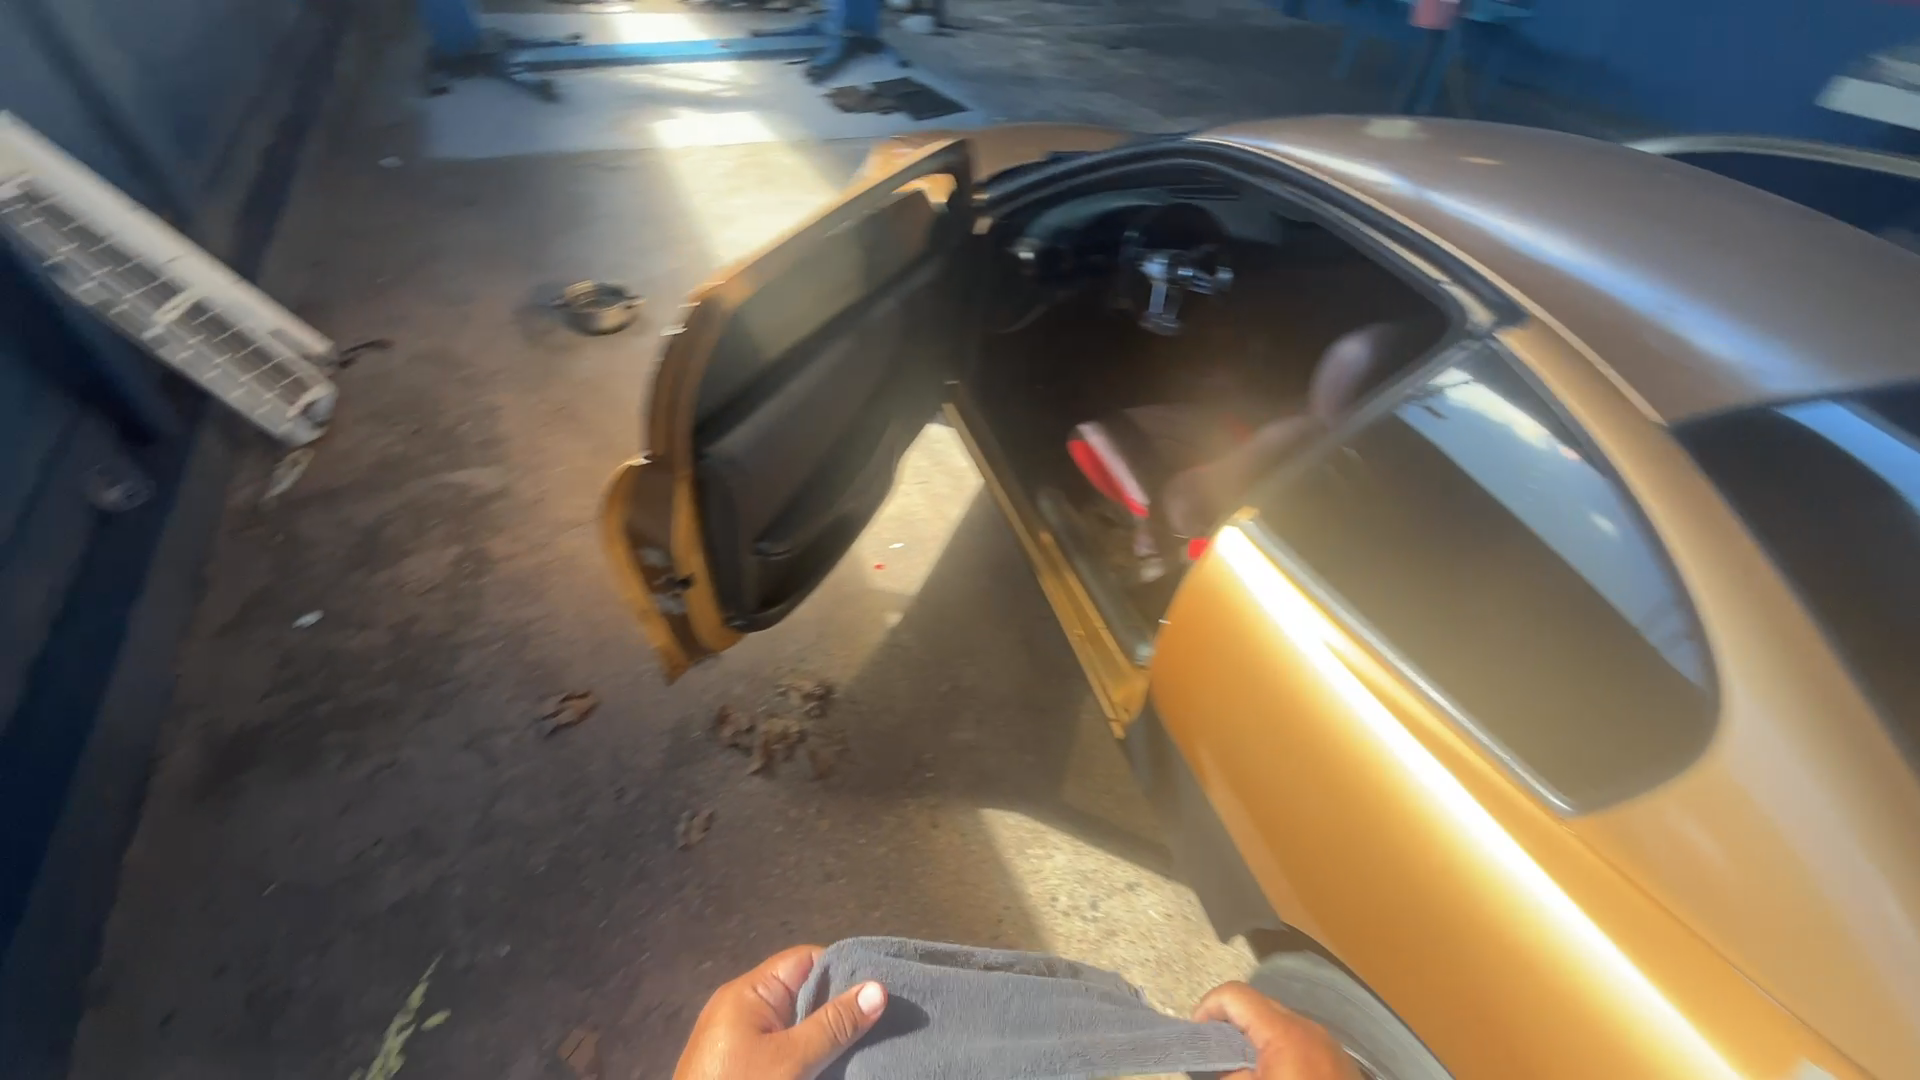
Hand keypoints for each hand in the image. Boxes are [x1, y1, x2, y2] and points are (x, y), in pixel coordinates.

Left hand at [673, 945, 887, 1079]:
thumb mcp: (790, 1062)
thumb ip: (834, 1025)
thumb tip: (879, 987)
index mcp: (749, 992)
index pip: (807, 961)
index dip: (844, 971)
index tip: (879, 991)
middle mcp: (744, 1008)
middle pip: (804, 993)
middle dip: (840, 1008)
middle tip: (882, 1022)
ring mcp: (741, 1042)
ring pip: (797, 1026)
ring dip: (827, 1037)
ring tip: (870, 1045)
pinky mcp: (742, 1070)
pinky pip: (784, 1050)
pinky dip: (809, 1057)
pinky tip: (837, 1069)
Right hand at [1194, 981, 1362, 1079]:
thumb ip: (1227, 1075)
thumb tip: (1216, 1064)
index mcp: (1284, 1032)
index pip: (1233, 994)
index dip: (1206, 1009)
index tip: (1196, 1041)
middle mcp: (1308, 1028)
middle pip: (1255, 1006)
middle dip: (1228, 1027)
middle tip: (1213, 1059)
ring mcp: (1328, 1045)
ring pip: (1276, 1025)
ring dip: (1252, 1042)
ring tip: (1242, 1073)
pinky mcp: (1341, 1065)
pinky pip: (1298, 1044)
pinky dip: (1277, 1054)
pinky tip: (1273, 1079)